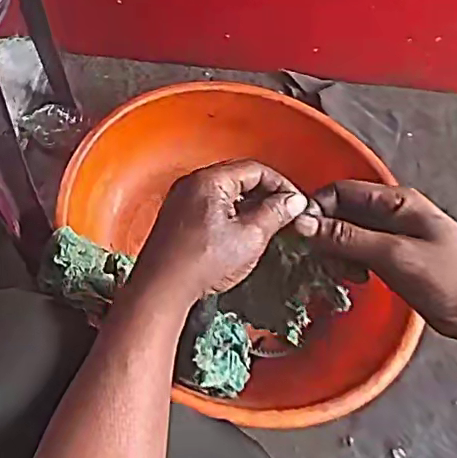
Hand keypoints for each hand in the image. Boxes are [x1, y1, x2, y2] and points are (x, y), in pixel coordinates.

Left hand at [131, 160, 310, 303]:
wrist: (161, 288)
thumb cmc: (201, 263)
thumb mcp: (250, 238)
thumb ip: (275, 214)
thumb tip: (292, 201)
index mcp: (210, 180)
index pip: (255, 169)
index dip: (281, 185)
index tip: (294, 203)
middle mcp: (191, 183)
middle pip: (238, 177)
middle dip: (265, 194)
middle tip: (284, 214)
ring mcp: (180, 198)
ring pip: (223, 192)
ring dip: (247, 205)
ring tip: (264, 226)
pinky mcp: (175, 216)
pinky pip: (208, 204)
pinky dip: (228, 214)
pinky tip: (238, 235)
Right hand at [292, 181, 456, 338]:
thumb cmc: (453, 279)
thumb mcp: (395, 255)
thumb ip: (347, 237)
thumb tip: (303, 223)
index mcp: (396, 201)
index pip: (341, 191)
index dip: (317, 210)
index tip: (302, 236)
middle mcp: (392, 214)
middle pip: (341, 213)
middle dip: (325, 235)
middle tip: (324, 262)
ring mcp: (392, 238)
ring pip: (346, 236)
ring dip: (336, 253)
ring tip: (346, 275)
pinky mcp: (393, 260)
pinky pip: (358, 254)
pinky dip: (348, 265)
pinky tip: (355, 280)